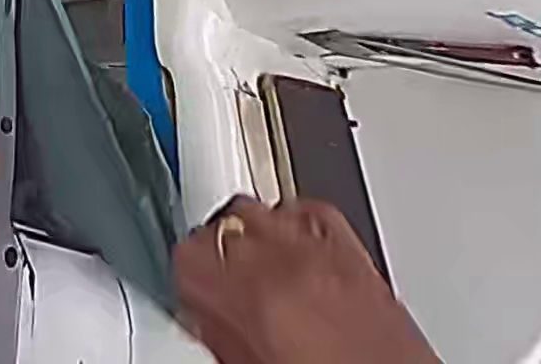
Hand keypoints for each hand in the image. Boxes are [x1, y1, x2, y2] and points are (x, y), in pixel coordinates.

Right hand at [174, 196, 438, 363]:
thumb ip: (220, 332)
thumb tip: (200, 308)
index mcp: (258, 299)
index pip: (190, 254)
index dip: (186, 275)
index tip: (192, 292)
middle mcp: (288, 261)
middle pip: (220, 223)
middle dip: (214, 254)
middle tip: (218, 288)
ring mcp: (323, 249)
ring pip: (257, 208)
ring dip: (249, 236)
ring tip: (254, 272)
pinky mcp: (354, 249)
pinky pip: (304, 211)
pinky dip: (292, 226)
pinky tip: (292, 254)